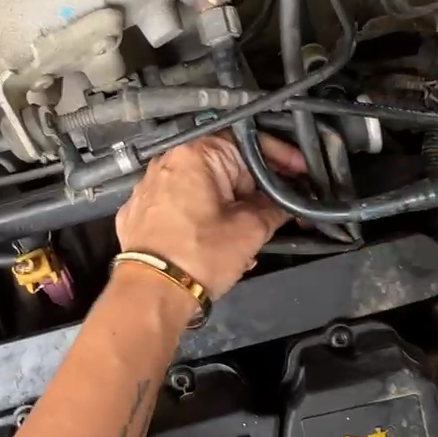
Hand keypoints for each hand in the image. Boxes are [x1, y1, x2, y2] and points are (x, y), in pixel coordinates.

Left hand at [115, 134, 306, 297]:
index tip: (296, 172)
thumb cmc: (193, 260)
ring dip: (227, 204)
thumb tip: (285, 203)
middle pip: (225, 165)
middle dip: (253, 187)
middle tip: (275, 209)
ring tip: (243, 233)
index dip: (280, 158)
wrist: (151, 293)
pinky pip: (180, 205)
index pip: (249, 142)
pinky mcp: (141, 213)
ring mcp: (150, 188)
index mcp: (195, 155)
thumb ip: (275, 207)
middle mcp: (167, 164)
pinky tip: (213, 239)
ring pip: (202, 187)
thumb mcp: (251, 230)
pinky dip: (200, 217)